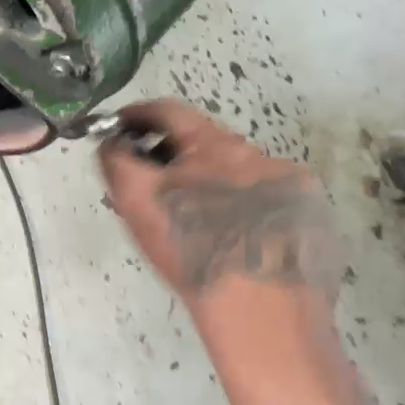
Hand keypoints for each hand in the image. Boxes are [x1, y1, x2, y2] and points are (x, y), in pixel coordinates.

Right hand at [98, 99, 342, 307]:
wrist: (261, 315)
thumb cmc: (188, 243)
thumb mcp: (130, 193)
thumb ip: (112, 154)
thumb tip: (112, 140)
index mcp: (220, 146)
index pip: (169, 110)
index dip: (136, 115)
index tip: (116, 128)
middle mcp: (265, 161)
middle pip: (203, 142)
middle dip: (170, 155)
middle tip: (147, 180)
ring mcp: (296, 195)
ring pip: (234, 173)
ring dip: (204, 181)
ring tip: (184, 213)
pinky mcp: (313, 225)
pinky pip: (262, 200)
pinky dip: (236, 205)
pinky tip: (221, 233)